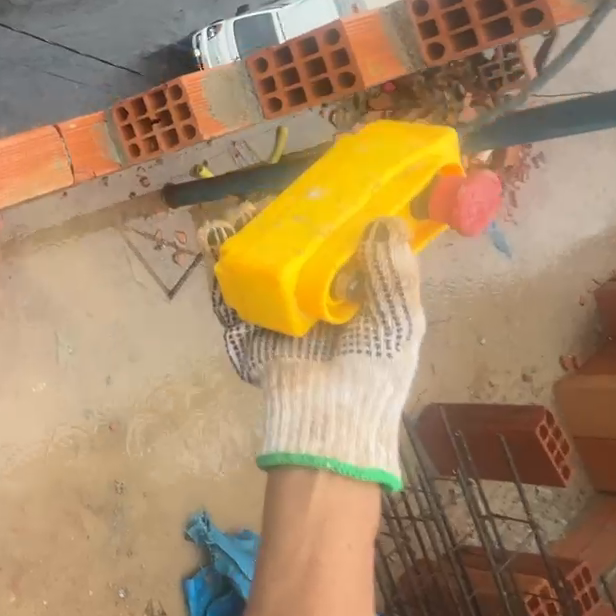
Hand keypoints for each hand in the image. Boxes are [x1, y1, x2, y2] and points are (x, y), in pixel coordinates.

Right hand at [207, 217, 424, 490]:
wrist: (327, 418)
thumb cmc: (373, 372)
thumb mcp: (399, 320)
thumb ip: (392, 274)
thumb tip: (384, 221)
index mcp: (360, 301)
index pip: (345, 253)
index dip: (334, 224)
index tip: (325, 197)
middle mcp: (318, 305)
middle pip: (296, 258)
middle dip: (282, 230)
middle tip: (272, 204)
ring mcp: (280, 317)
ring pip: (261, 271)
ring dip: (246, 243)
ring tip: (238, 214)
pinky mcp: (249, 329)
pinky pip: (234, 295)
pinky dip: (222, 271)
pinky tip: (216, 243)